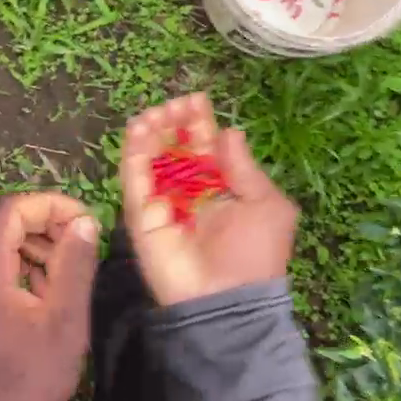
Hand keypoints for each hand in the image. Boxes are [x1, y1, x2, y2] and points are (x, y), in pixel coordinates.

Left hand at [0, 192, 100, 400]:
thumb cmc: (28, 381)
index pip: (11, 209)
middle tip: (81, 244)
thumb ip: (74, 266)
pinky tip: (46, 291)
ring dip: (34, 244)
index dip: (50, 205)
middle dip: (44, 223)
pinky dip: (20, 263)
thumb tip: (85, 221)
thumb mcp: (64, 323)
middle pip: (2, 220)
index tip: (85, 221)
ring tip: (68, 272)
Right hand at [119, 93, 296, 306]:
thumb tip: (230, 131)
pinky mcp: (140, 214)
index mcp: (220, 187)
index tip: (196, 100)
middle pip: (173, 147)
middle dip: (172, 123)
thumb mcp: (267, 205)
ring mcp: (162, 202)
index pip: (204, 146)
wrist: (227, 300)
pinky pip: (134, 179)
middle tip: (173, 107)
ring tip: (154, 114)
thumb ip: (245, 168)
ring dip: (150, 132)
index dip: (198, 122)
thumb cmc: (255, 253)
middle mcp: (188, 190)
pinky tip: (138, 131)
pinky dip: (133, 153)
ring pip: (150, 157)